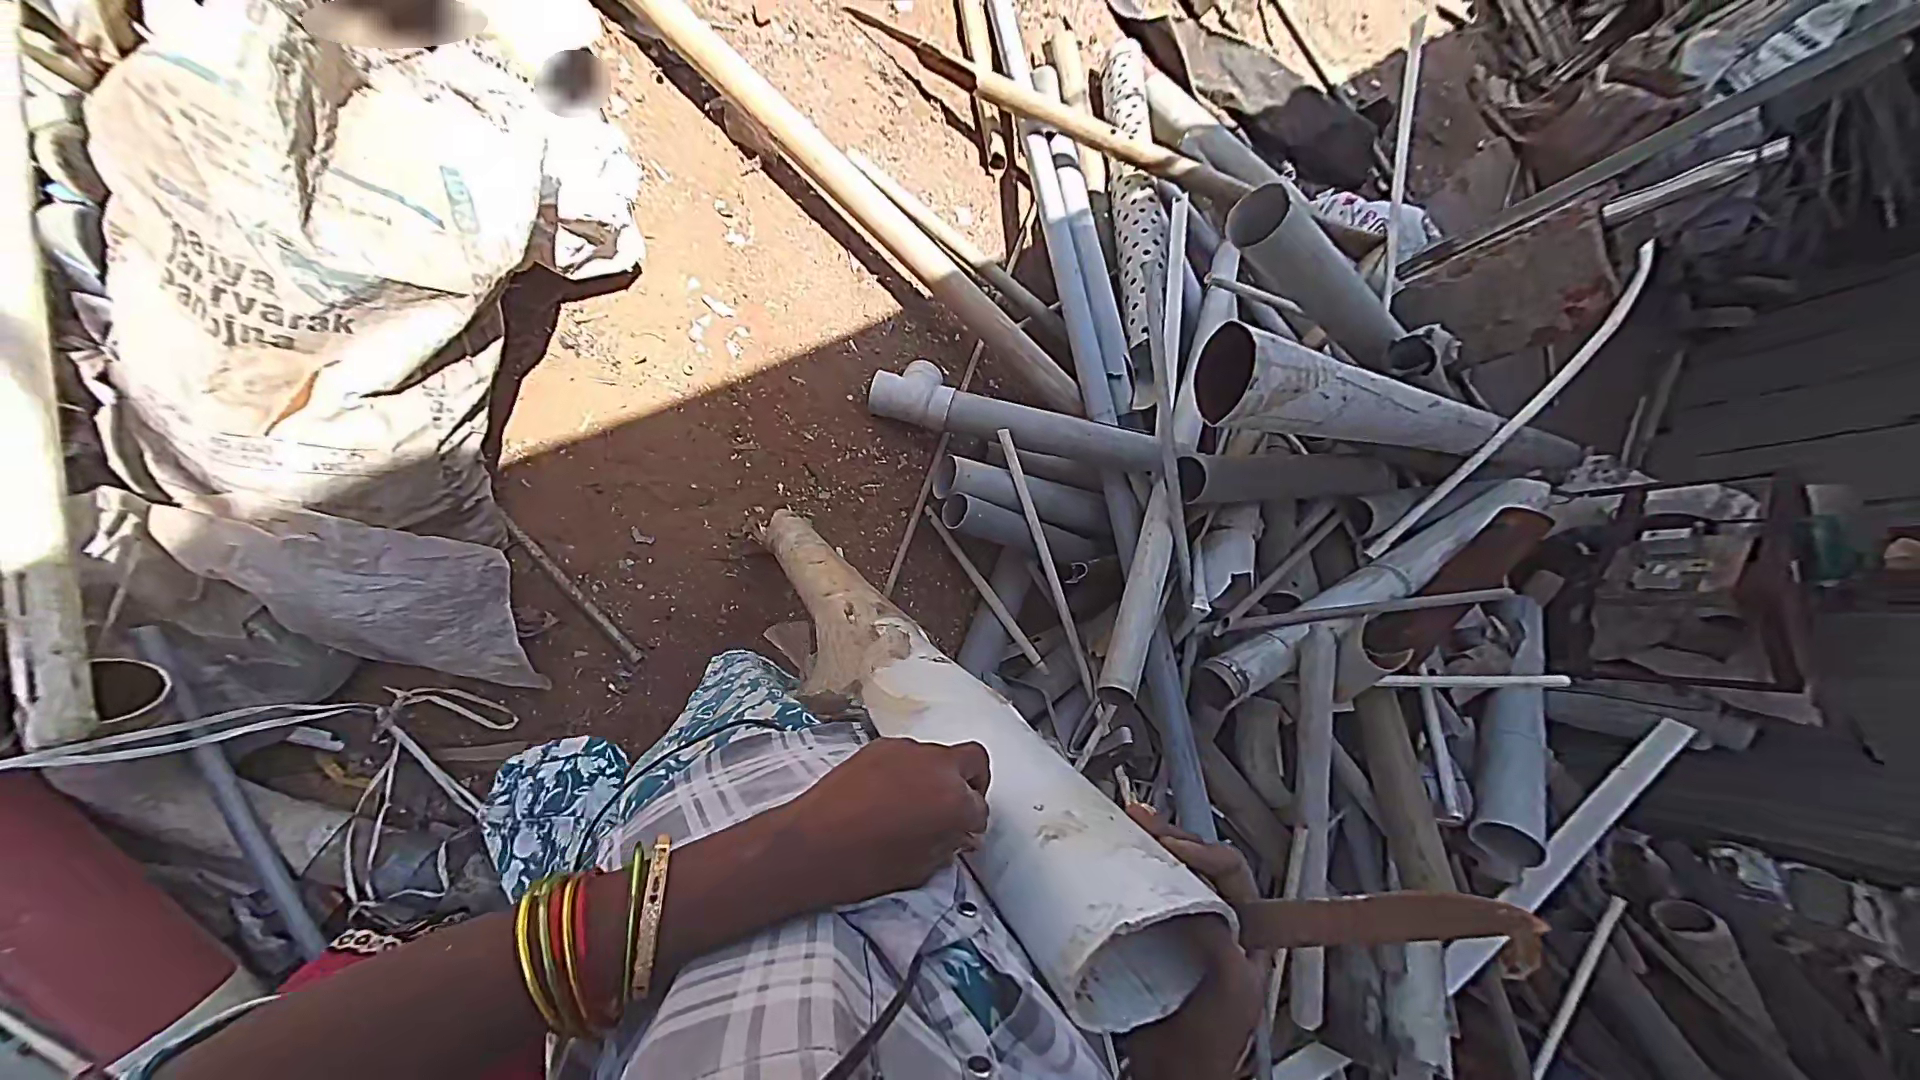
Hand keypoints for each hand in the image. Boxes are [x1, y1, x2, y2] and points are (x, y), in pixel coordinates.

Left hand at [770, 737, 989, 908]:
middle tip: (958, 805)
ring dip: (937, 775)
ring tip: (915, 803)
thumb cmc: (864, 865)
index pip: (980, 807)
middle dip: (973, 782)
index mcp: (953, 800)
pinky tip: (889, 793)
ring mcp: (908, 750)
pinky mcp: (880, 745)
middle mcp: (937, 766)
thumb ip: (947, 844)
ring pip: (938, 756)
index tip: (964, 833)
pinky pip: (908, 754)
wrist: (811, 843)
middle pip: (974, 761)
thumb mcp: (919, 868)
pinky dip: (908, 769)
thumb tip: (957, 834)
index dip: (974, 824)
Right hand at [1123, 804, 1263, 1079]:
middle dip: (1169, 835)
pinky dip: (1126, 868)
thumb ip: (1223, 946)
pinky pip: (1138, 890)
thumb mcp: (1231, 993)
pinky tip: (1111, 855)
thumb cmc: (1208, 1048)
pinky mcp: (1146, 931)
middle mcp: (1212, 920)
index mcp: (1244, 930)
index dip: (1204, 851)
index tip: (1173, 845)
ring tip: (1127, 824)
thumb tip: (1196, 902)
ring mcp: (1178, 925)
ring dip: (1147, 845)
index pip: (1230, 870)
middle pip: (1195, 862)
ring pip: (1166, 871)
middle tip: (1142, 821)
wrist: (1168, 1075)